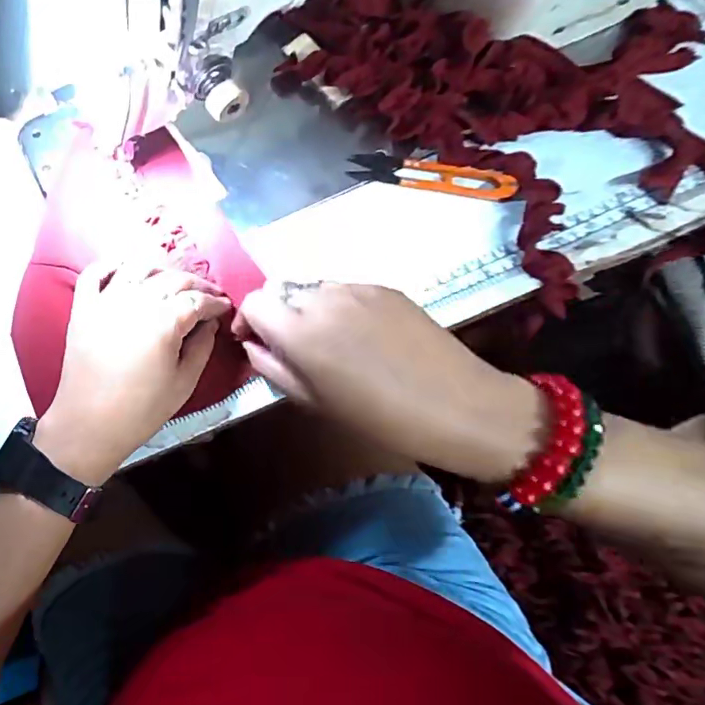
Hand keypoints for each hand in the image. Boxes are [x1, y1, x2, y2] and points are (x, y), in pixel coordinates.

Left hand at [34, 259, 232, 484]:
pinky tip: (126, 269)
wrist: (89, 424)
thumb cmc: (142, 409)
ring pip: (139, 267)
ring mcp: (106, 300)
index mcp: (165, 320)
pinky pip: (95, 273)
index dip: (216, 302)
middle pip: (173, 278)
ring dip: (161, 270)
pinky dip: (111, 264)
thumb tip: (209, 323)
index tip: (225, 308)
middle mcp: (136, 300)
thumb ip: (202, 346)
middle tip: (207, 296)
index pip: (197, 300)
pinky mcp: (83, 307)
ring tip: (172, 283)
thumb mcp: (184, 383)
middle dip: (196, 285)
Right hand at [232, 281, 543, 481]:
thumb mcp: (313, 401)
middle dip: (276, 313)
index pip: (254, 302)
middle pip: (281, 289)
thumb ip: (273, 367)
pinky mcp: (385, 288)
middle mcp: (323, 298)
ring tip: (326, 342)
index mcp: (299, 330)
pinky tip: (359, 337)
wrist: (456, 405)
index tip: (256, 343)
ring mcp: (357, 288)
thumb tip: (256, 346)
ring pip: (314, 287)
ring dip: (306, 308)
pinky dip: (338, 307)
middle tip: (289, 346)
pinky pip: (345, 290)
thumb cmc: (378, 417)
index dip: (248, 321)